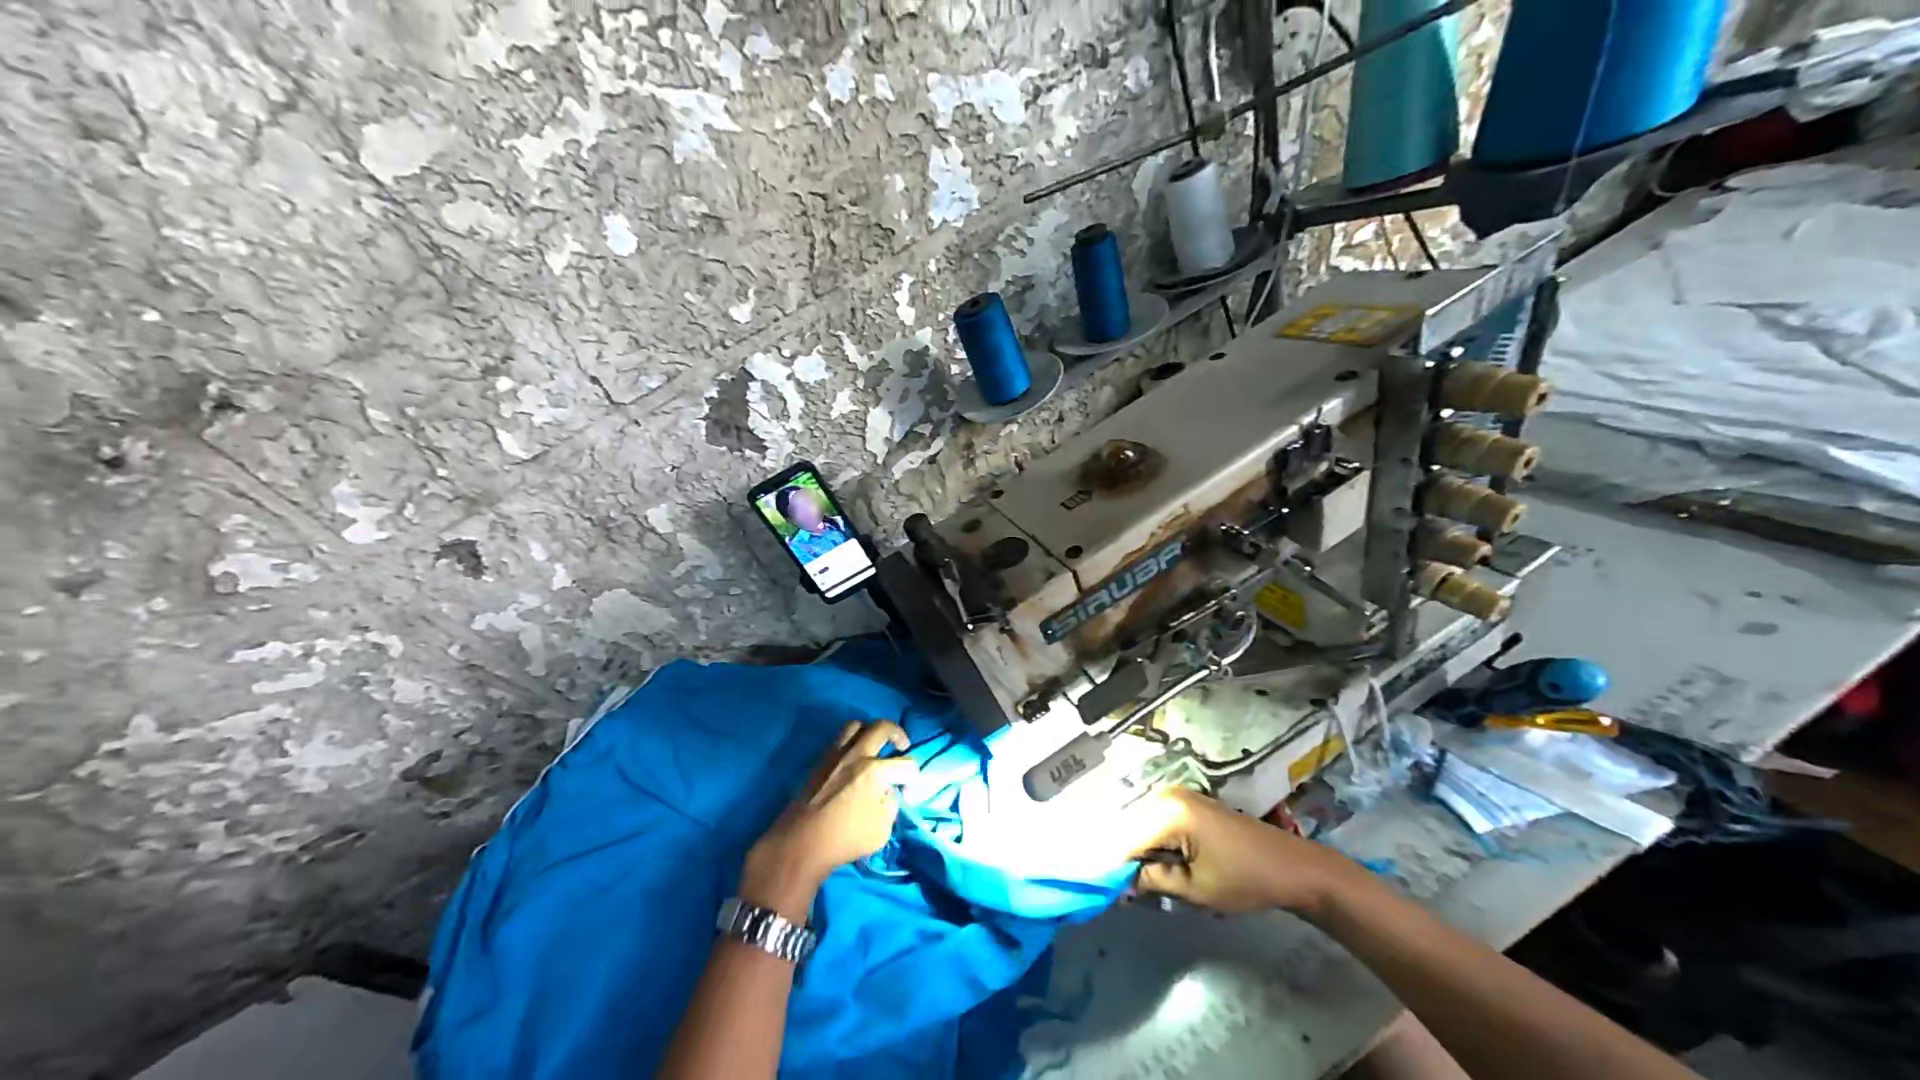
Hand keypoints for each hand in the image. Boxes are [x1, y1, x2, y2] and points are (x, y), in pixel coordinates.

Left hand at [741, 720, 918, 918]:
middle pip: (883, 727)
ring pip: (857, 725)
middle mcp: (856, 755)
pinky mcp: (820, 761)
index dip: (914, 776)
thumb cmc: (845, 840)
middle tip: (902, 747)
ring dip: (870, 731)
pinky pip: (839, 739)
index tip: (910, 789)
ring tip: (875, 745)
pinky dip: (852, 742)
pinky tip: (855, 758)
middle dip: (899, 735)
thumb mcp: (882, 829)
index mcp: (875, 771)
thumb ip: (890, 803)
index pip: (907, 764)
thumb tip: (889, 790)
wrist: (802, 842)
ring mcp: (836, 755)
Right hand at [1126, 787, 1347, 914]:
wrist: (1294, 867)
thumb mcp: (1195, 888)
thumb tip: (1122, 884)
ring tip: (1144, 883)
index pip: (1125, 841)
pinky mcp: (1187, 803)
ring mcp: (1177, 796)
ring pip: (1141, 826)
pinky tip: (1160, 866)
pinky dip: (1153, 844)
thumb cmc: (1246, 880)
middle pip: (1130, 829)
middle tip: (1129, 892)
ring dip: (1139, 853)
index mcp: (1168, 812)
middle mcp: (1167, 795)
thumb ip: (1153, 881)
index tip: (1110, 894)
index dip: (1114, 869)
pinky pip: (1156, 822)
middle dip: (1125, 860)